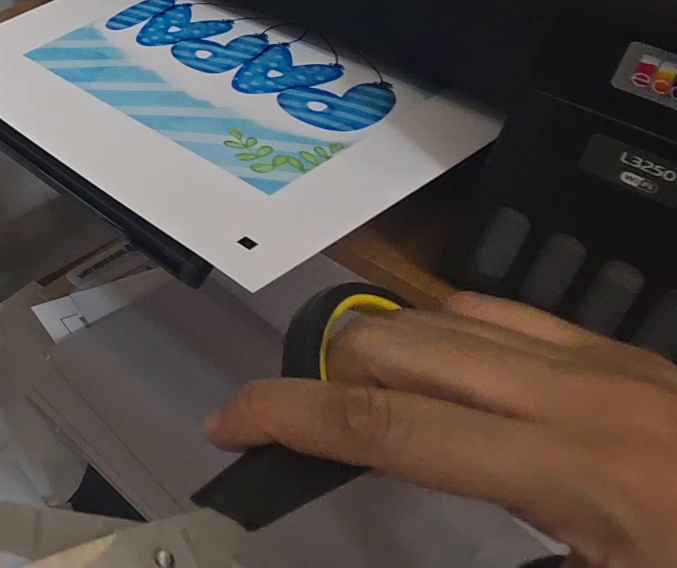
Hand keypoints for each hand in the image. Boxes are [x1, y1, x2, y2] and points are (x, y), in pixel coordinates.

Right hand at [206, 292, 676, 566]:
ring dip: (380, 358)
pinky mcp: (628, 356)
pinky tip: (458, 379)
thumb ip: (517, 559)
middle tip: (332, 439)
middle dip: (330, 384)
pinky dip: (443, 337)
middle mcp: (581, 400)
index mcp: (585, 478)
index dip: (283, 418)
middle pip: (388, 347)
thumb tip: (416, 544)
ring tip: (393, 413)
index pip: (381, 426)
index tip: (227, 428)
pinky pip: (495, 313)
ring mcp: (607, 366)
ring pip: (430, 317)